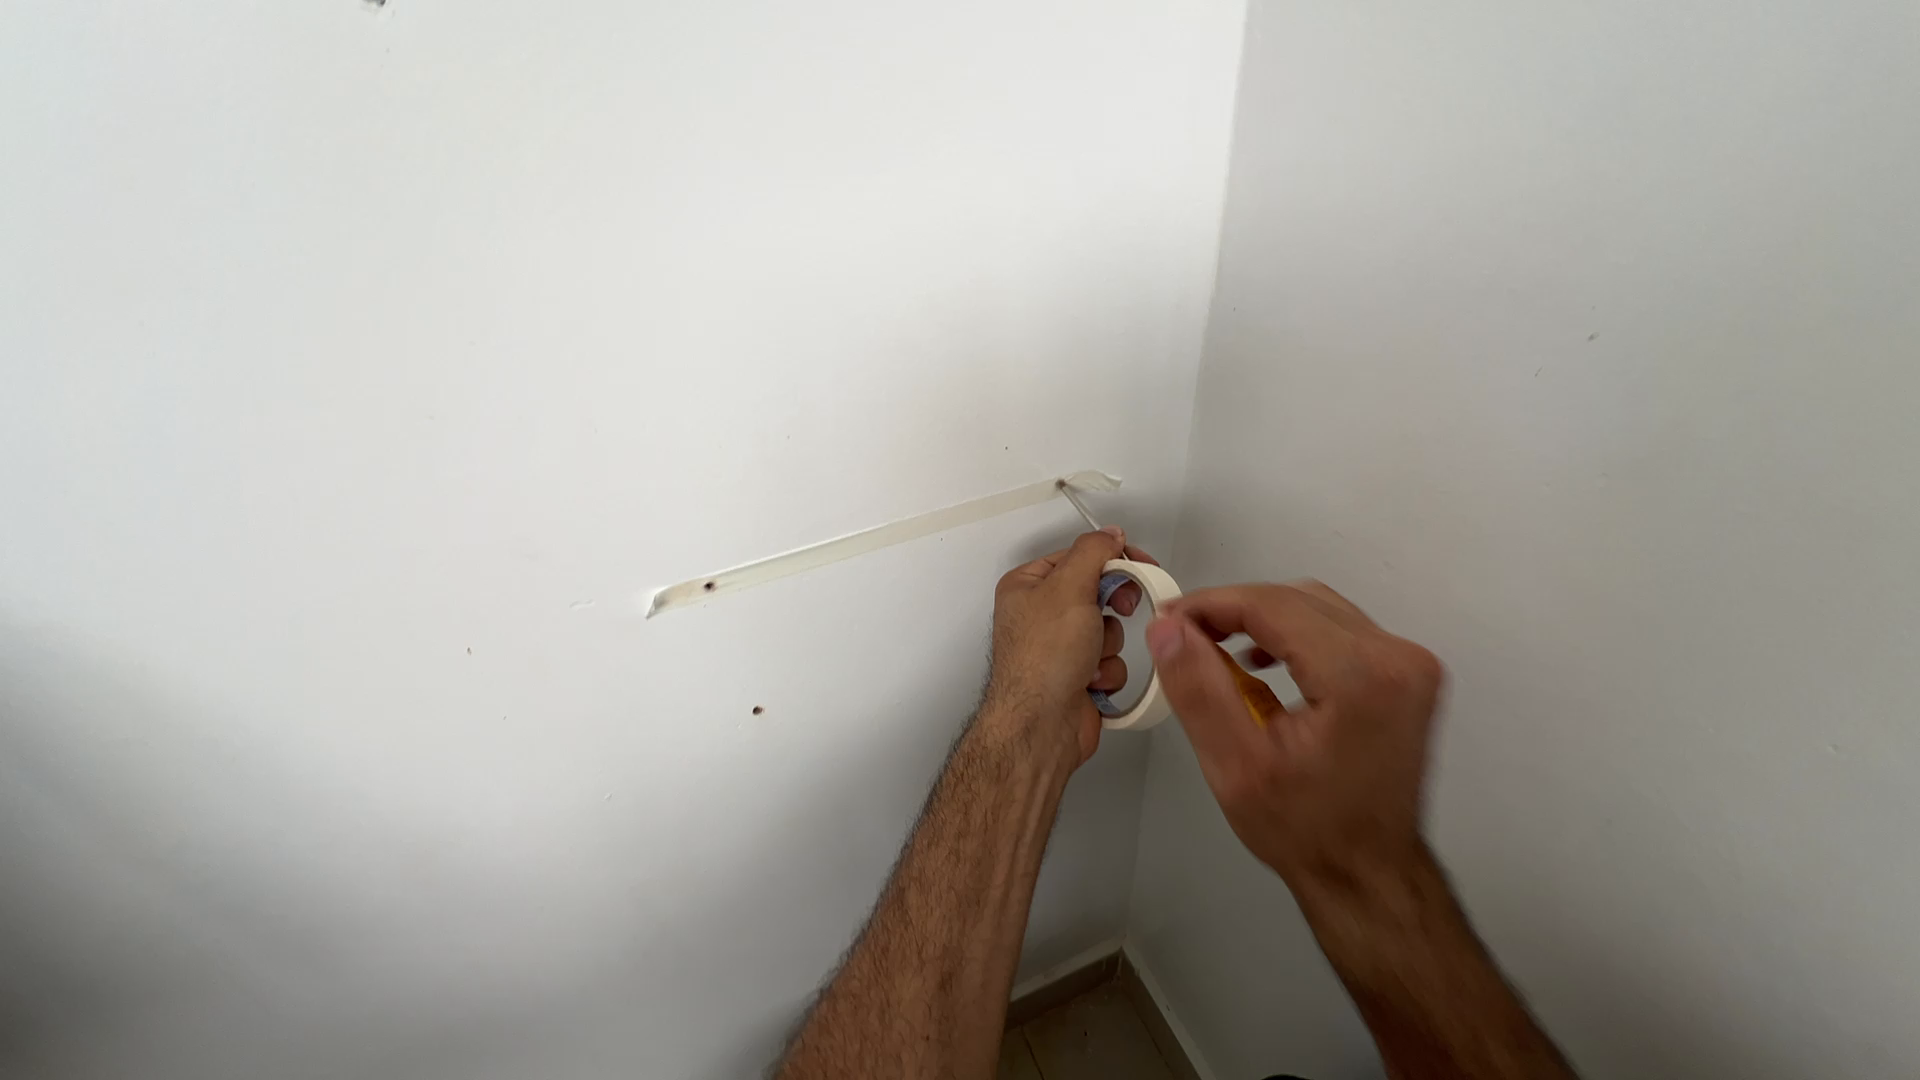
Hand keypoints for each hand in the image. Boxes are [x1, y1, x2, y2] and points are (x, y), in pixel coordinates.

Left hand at [984, 528, 1159, 767]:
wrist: (1042, 726)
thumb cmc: (1042, 661)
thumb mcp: (1069, 588)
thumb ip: (1092, 553)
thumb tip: (1109, 534)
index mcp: (1028, 585)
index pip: (1079, 556)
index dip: (1112, 559)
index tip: (1140, 563)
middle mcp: (1040, 614)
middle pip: (1098, 592)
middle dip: (1110, 609)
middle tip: (1120, 609)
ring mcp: (1059, 647)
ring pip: (1109, 629)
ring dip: (1107, 645)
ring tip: (1086, 659)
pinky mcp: (1077, 676)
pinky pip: (1110, 662)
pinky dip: (1106, 672)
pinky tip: (1088, 683)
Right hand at [1145, 581, 1443, 887]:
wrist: (1369, 874)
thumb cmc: (1303, 829)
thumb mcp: (1233, 765)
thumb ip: (1197, 688)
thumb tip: (1167, 628)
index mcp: (1361, 676)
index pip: (1271, 606)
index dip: (1209, 605)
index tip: (1165, 619)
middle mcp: (1396, 656)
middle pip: (1293, 598)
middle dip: (1230, 608)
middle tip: (1180, 634)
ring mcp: (1408, 662)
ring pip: (1314, 606)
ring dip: (1258, 617)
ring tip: (1211, 645)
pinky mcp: (1405, 671)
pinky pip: (1335, 626)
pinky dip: (1289, 632)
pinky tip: (1259, 662)